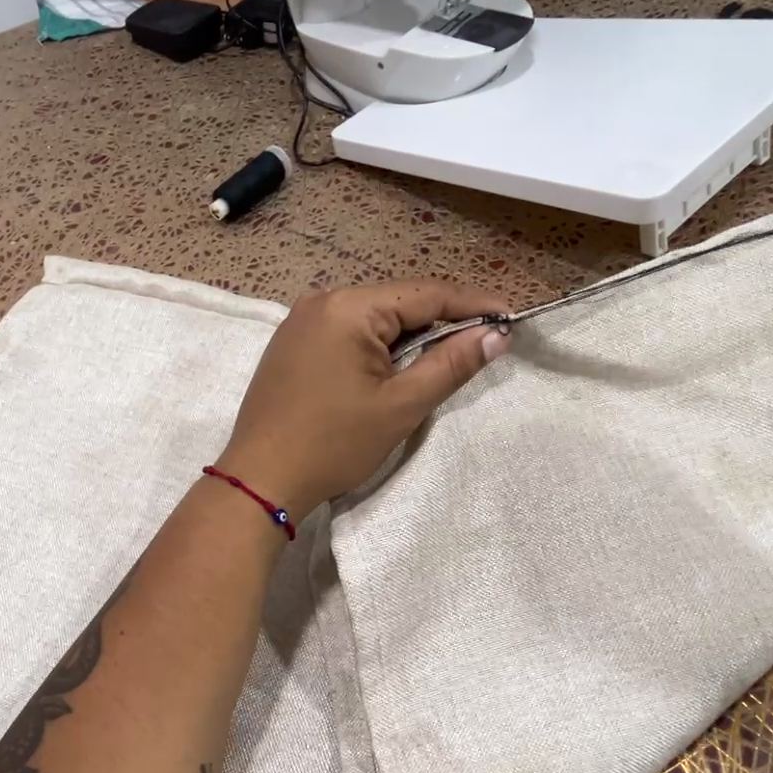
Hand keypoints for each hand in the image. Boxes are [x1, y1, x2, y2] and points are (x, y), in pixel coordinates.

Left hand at [217, 280, 511, 518]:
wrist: (261, 479)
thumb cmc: (333, 444)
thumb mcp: (400, 406)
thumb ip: (450, 364)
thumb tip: (494, 335)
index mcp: (349, 307)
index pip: (426, 294)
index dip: (473, 305)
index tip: (511, 317)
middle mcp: (322, 301)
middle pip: (398, 303)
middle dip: (440, 322)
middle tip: (482, 343)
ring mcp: (300, 322)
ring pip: (372, 320)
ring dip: (408, 338)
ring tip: (442, 359)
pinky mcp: (290, 345)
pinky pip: (345, 333)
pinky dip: (375, 347)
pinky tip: (392, 369)